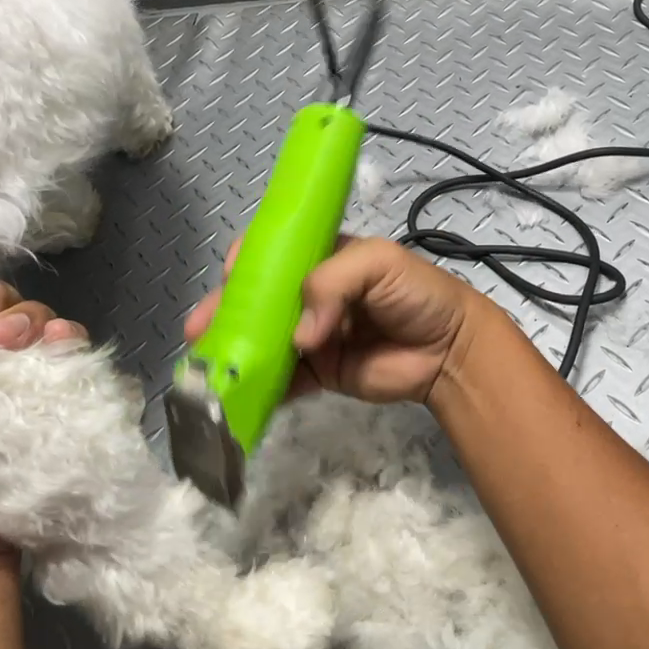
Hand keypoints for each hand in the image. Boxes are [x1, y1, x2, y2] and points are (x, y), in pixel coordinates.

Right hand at [183, 236, 502, 404]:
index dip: (246, 261)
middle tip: (199, 329)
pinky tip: (231, 395)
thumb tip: (299, 336)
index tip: (230, 274)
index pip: (274, 253)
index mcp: (321, 258)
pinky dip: (256, 388)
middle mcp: (308, 295)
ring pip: (261, 340)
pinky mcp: (317, 374)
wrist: (449, 350)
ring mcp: (309, 336)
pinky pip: (280, 380)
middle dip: (224, 311)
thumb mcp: (378, 264)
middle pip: (256, 299)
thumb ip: (333, 284)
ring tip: (204, 364)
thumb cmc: (416, 293)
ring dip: (231, 349)